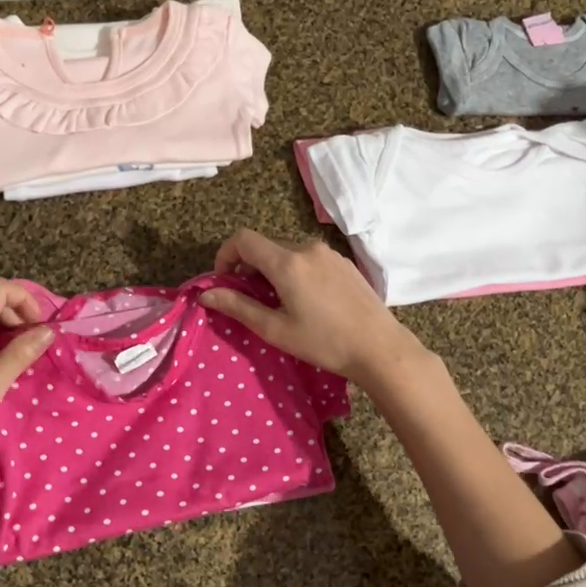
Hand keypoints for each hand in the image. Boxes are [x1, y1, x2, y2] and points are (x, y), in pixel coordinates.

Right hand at [198, 228, 426, 387]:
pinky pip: (309, 259)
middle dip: (249, 268)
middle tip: (250, 300)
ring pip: (288, 253)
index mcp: (287, 262)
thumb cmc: (324, 343)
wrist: (379, 347)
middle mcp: (307, 249)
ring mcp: (329, 254)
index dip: (225, 255)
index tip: (224, 281)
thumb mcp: (275, 329)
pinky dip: (296, 272)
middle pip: (266, 246)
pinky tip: (306, 302)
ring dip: (273, 271)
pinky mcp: (345, 263)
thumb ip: (238, 306)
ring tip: (279, 303)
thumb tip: (206, 294)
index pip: (243, 239)